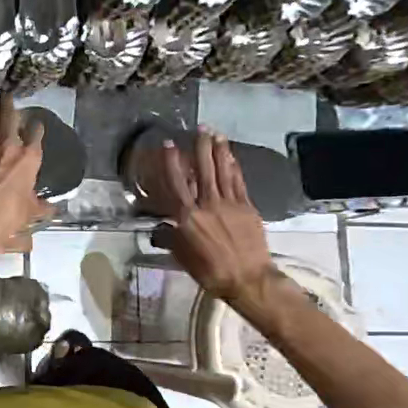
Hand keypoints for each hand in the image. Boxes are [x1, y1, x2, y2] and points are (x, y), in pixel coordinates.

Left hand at [0, 94, 49, 261]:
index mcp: (30, 157)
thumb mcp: (31, 211)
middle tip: (7, 95)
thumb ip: (41, 206)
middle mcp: (10, 147)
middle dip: (10, 106)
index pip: (36, 135)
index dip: (36, 127)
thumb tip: (53, 209)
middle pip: (11, 119)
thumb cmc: (10, 213)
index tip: (36, 123)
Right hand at [153, 131, 275, 302]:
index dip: (171, 163)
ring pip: (223, 171)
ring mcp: (230, 204)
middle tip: (201, 128)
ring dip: (219, 151)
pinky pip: (238, 183)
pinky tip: (231, 157)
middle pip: (204, 170)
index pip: (176, 184)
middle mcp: (207, 205)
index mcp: (188, 217)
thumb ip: (171, 240)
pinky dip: (234, 168)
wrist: (247, 279)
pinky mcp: (247, 208)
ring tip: (217, 134)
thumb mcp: (184, 258)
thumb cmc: (210, 272)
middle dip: (201, 147)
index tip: (169, 145)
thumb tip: (160, 230)